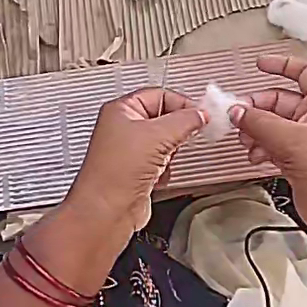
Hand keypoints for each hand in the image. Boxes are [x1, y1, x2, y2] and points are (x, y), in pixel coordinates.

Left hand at [63, 89, 207, 235]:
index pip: (158, 95)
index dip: (181, 103)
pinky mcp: (136, 171)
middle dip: (176, 130)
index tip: (199, 114)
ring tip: (165, 158)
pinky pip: (161, 162)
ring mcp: (129, 150)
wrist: (108, 211)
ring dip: (170, 152)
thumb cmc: (116, 172)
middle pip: (162, 118)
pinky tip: (159, 175)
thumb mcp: (158, 136)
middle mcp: (123, 128)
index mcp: (122, 110)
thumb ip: (184, 121)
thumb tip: (199, 114)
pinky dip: (166, 168)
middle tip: (186, 135)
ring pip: (163, 142)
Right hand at [228, 54, 306, 227]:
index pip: (305, 72)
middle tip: (239, 113)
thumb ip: (259, 121)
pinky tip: (256, 155)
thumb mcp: (291, 139)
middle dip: (258, 107)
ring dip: (257, 130)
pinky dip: (263, 148)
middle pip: (282, 101)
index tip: (261, 65)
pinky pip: (277, 145)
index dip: (282, 65)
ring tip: (246, 139)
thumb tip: (239, 111)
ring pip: (276, 125)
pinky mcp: (303, 161)